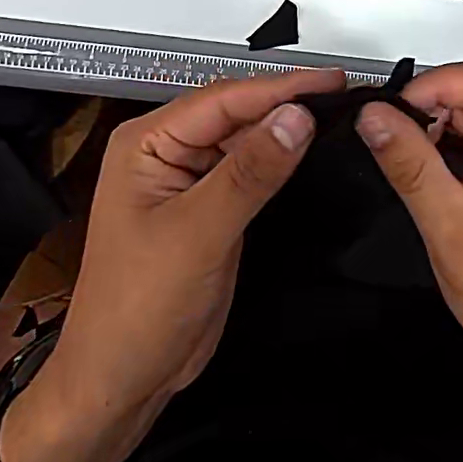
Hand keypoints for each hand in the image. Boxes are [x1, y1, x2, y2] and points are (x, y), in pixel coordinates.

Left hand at [1, 68, 342, 461]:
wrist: (123, 379)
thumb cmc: (134, 310)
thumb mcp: (197, 234)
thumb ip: (249, 173)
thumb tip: (294, 119)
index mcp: (147, 142)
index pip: (224, 99)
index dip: (280, 88)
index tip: (327, 82)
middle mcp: (167, 150)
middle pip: (236, 111)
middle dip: (286, 102)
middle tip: (339, 93)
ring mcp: (190, 177)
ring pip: (246, 138)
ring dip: (286, 128)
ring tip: (334, 115)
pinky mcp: (210, 203)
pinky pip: (251, 168)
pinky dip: (280, 160)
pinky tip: (307, 152)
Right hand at [355, 57, 462, 381]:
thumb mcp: (451, 229)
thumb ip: (410, 164)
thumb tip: (377, 116)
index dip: (436, 85)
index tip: (395, 108)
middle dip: (434, 106)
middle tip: (397, 134)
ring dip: (439, 124)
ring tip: (418, 161)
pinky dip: (448, 139)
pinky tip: (435, 168)